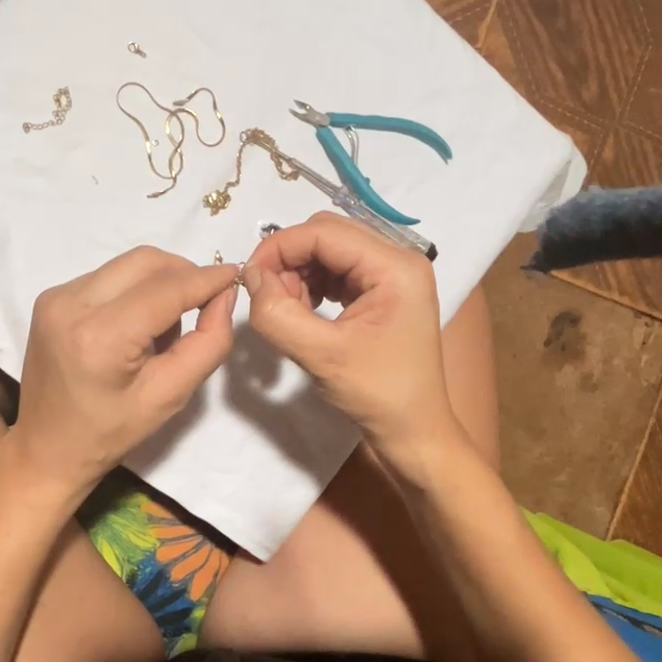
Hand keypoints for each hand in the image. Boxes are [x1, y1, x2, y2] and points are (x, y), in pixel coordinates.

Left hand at [10, 247, 238, 491]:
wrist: (47, 447)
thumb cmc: (111, 432)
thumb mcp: (170, 396)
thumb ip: (208, 344)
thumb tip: (225, 295)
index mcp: (100, 337)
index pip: (167, 288)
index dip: (206, 279)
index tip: (236, 274)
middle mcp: (71, 305)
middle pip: (146, 261)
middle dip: (184, 275)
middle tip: (204, 304)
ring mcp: (55, 297)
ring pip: (127, 265)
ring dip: (159, 283)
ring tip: (163, 329)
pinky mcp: (50, 298)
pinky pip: (107, 276)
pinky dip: (133, 291)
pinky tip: (134, 328)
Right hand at [242, 212, 464, 465]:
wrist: (413, 430)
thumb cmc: (377, 393)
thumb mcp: (322, 355)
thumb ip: (279, 314)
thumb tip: (250, 277)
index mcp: (395, 266)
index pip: (324, 232)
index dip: (279, 248)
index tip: (249, 279)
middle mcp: (398, 259)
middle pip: (327, 234)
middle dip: (289, 260)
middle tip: (270, 300)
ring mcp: (392, 274)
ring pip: (329, 251)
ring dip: (299, 273)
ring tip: (290, 312)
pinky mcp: (383, 291)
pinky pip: (337, 271)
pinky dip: (312, 285)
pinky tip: (305, 313)